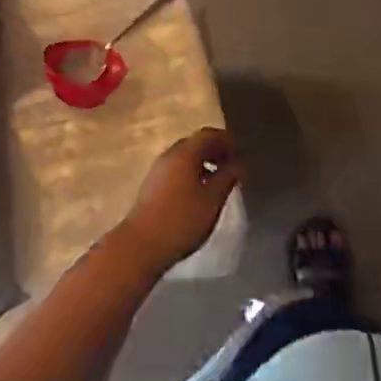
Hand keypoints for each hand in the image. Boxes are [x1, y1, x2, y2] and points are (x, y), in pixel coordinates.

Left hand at [114, 128, 241, 272]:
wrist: (140, 246)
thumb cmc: (181, 221)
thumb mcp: (212, 200)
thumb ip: (227, 178)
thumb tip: (238, 163)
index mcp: (185, 153)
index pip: (209, 135)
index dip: (226, 140)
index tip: (240, 153)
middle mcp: (169, 155)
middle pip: (195, 143)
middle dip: (214, 150)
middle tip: (230, 164)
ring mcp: (157, 170)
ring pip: (184, 156)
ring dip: (202, 162)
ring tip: (217, 179)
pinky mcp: (151, 185)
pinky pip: (175, 169)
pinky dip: (190, 172)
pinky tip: (197, 192)